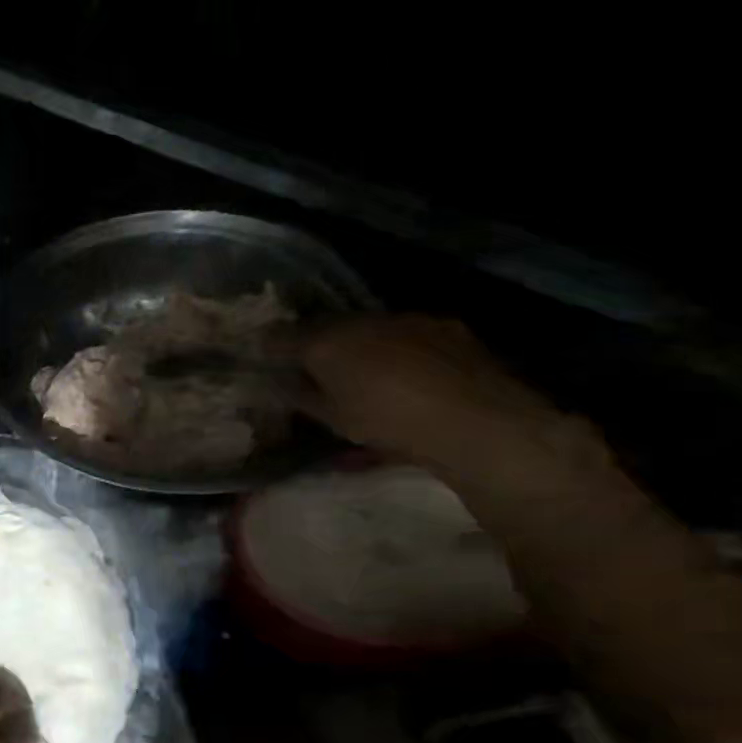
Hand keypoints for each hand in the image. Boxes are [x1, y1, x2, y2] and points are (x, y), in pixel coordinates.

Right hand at [298, 315, 578, 470]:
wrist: (476, 419)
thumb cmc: (389, 423)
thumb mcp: (334, 419)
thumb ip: (304, 397)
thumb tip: (286, 384)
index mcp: (327, 342)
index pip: (285, 336)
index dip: (271, 345)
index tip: (265, 353)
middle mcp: (362, 320)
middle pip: (328, 327)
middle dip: (318, 342)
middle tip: (315, 364)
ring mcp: (405, 319)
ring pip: (369, 328)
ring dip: (360, 344)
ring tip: (364, 370)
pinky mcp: (443, 326)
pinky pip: (405, 334)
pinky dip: (397, 349)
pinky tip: (407, 372)